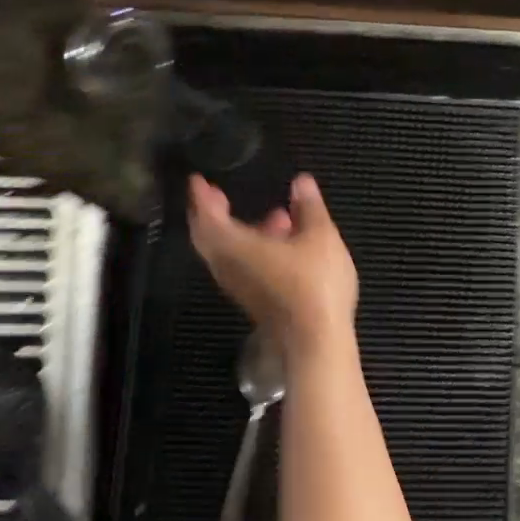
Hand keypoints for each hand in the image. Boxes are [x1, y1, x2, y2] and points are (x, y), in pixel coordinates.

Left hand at [188, 173, 358, 359]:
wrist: (317, 339)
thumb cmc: (315, 283)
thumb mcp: (320, 237)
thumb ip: (309, 207)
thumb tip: (301, 182)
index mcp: (236, 246)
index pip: (207, 216)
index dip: (201, 197)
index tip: (198, 182)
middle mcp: (230, 267)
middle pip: (210, 238)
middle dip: (214, 215)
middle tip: (220, 197)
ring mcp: (242, 288)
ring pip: (228, 255)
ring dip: (241, 234)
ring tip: (273, 218)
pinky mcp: (256, 303)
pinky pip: (244, 269)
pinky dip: (253, 252)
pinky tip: (283, 248)